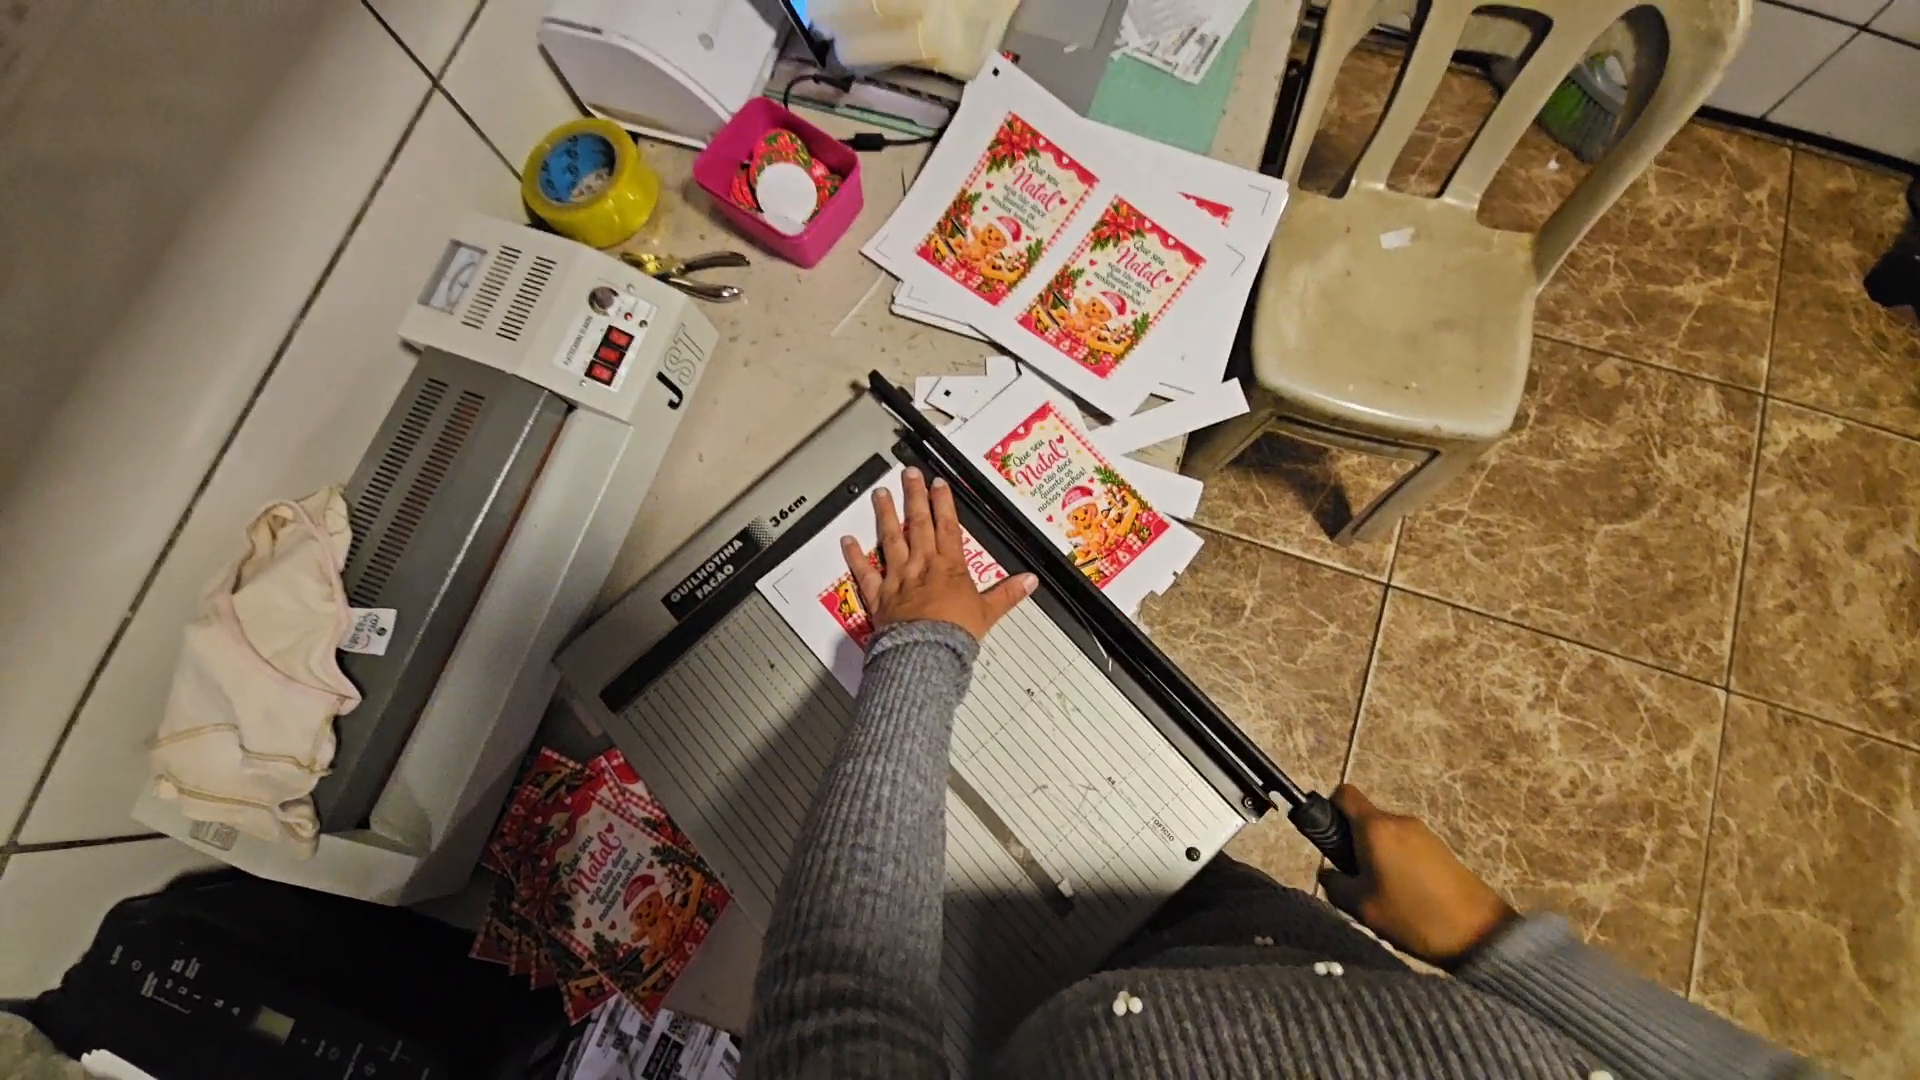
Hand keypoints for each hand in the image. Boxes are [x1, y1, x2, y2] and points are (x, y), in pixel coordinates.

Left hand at [841, 468, 1036, 642]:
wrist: (925, 656)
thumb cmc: (955, 636)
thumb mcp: (988, 613)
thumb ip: (1007, 594)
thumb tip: (1030, 581)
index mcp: (950, 568)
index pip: (947, 527)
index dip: (943, 503)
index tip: (938, 484)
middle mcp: (922, 566)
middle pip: (918, 524)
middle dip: (914, 497)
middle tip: (908, 474)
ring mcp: (898, 578)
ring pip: (891, 540)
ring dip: (886, 516)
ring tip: (880, 495)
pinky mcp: (879, 596)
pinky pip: (865, 573)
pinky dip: (856, 556)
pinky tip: (848, 541)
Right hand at [1318, 785, 1517, 967]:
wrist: (1484, 937)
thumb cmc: (1414, 916)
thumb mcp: (1362, 907)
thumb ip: (1334, 884)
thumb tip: (1329, 873)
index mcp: (1375, 828)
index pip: (1343, 794)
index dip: (1329, 810)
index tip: (1331, 840)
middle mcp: (1399, 821)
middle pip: (1364, 818)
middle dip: (1354, 842)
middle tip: (1357, 878)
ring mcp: (1424, 834)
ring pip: (1386, 835)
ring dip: (1378, 855)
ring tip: (1385, 893)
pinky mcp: (1443, 850)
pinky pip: (1407, 846)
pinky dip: (1399, 862)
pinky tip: (1408, 895)